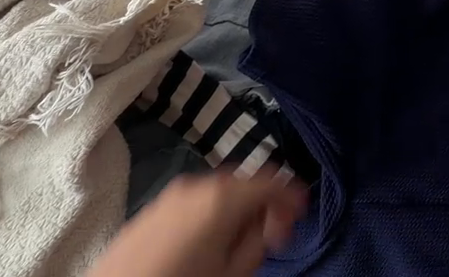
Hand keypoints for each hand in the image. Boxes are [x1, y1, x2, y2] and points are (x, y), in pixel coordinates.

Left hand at [88, 170, 307, 276]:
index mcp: (223, 197)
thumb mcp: (232, 276)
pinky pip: (192, 205)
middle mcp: (198, 186)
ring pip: (217, 193)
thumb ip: (258, 244)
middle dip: (262, 204)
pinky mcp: (148, 213)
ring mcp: (169, 197)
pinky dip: (208, 216)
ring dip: (234, 210)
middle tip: (271, 233)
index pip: (272, 181)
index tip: (300, 216)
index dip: (292, 196)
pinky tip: (204, 244)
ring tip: (237, 242)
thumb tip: (264, 227)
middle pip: (244, 183)